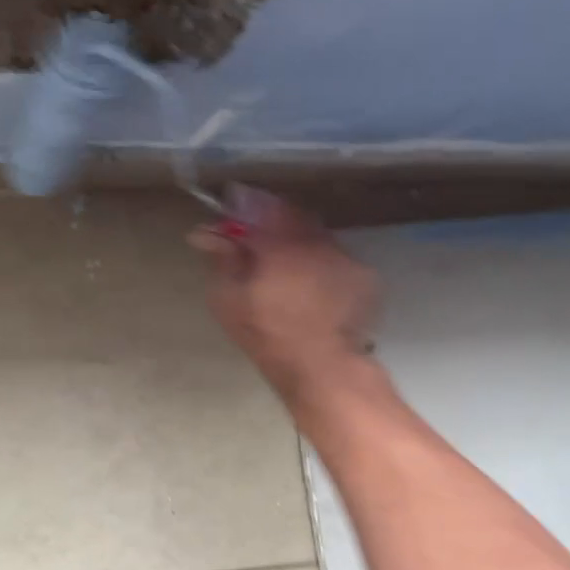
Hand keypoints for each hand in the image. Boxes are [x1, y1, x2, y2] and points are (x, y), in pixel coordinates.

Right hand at [187, 184, 380, 404]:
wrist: (321, 366)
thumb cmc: (266, 333)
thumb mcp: (229, 299)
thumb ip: (221, 259)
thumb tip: (205, 231)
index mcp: (279, 241)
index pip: (259, 204)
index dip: (243, 202)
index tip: (230, 203)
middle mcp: (316, 239)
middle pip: (291, 215)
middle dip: (272, 220)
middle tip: (256, 237)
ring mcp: (344, 255)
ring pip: (316, 236)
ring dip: (298, 241)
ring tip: (284, 263)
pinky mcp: (364, 275)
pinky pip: (336, 258)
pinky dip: (320, 263)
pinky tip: (312, 284)